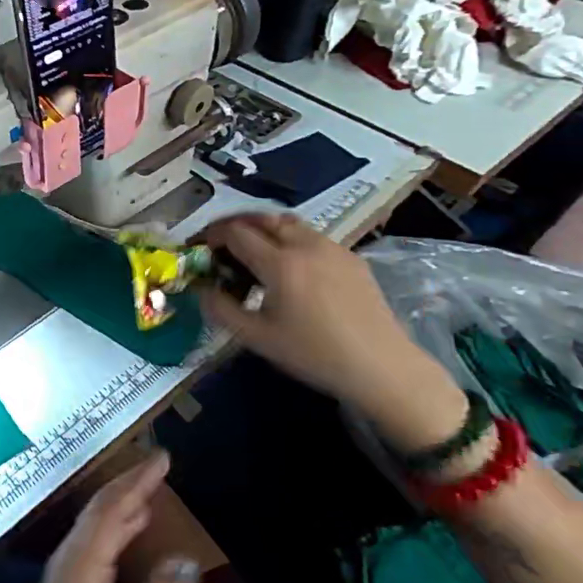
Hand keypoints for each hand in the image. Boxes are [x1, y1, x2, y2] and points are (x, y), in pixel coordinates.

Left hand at [0, 452, 199, 582]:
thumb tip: (186, 558)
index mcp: (78, 575)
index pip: (109, 511)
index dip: (136, 480)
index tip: (164, 457)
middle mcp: (65, 571)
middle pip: (96, 514)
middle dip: (128, 485)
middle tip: (161, 464)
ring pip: (92, 530)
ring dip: (122, 504)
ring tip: (151, 488)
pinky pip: (92, 549)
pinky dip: (114, 530)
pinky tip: (129, 533)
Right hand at [198, 213, 467, 452]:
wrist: (380, 364)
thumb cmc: (313, 354)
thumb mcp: (259, 339)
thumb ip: (223, 310)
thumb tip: (203, 290)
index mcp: (280, 263)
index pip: (237, 233)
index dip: (214, 234)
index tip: (202, 246)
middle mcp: (305, 244)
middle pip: (263, 218)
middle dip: (237, 224)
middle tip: (223, 241)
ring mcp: (332, 247)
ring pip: (290, 223)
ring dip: (266, 228)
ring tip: (255, 250)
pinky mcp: (351, 256)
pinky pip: (312, 236)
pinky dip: (291, 239)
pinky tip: (292, 267)